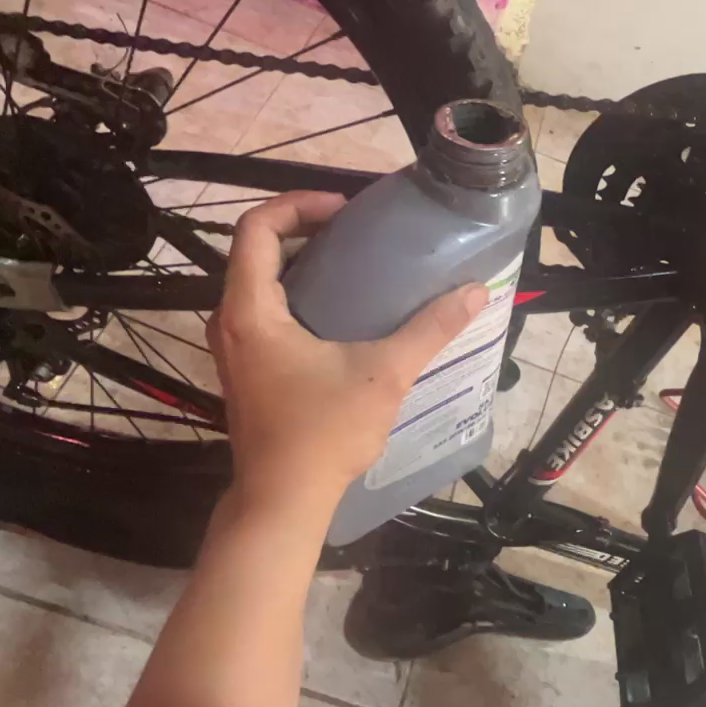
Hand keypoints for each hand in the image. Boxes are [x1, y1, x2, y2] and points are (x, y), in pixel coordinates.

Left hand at [208, 192, 486, 505]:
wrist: (282, 502)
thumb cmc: (323, 434)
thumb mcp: (384, 375)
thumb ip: (430, 329)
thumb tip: (475, 292)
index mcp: (250, 310)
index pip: (256, 227)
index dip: (298, 204)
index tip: (344, 210)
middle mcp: (229, 320)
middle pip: (254, 248)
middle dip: (302, 227)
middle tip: (354, 230)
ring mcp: (232, 346)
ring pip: (256, 280)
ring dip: (297, 260)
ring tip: (350, 262)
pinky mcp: (244, 366)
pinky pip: (261, 307)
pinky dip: (293, 291)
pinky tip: (337, 309)